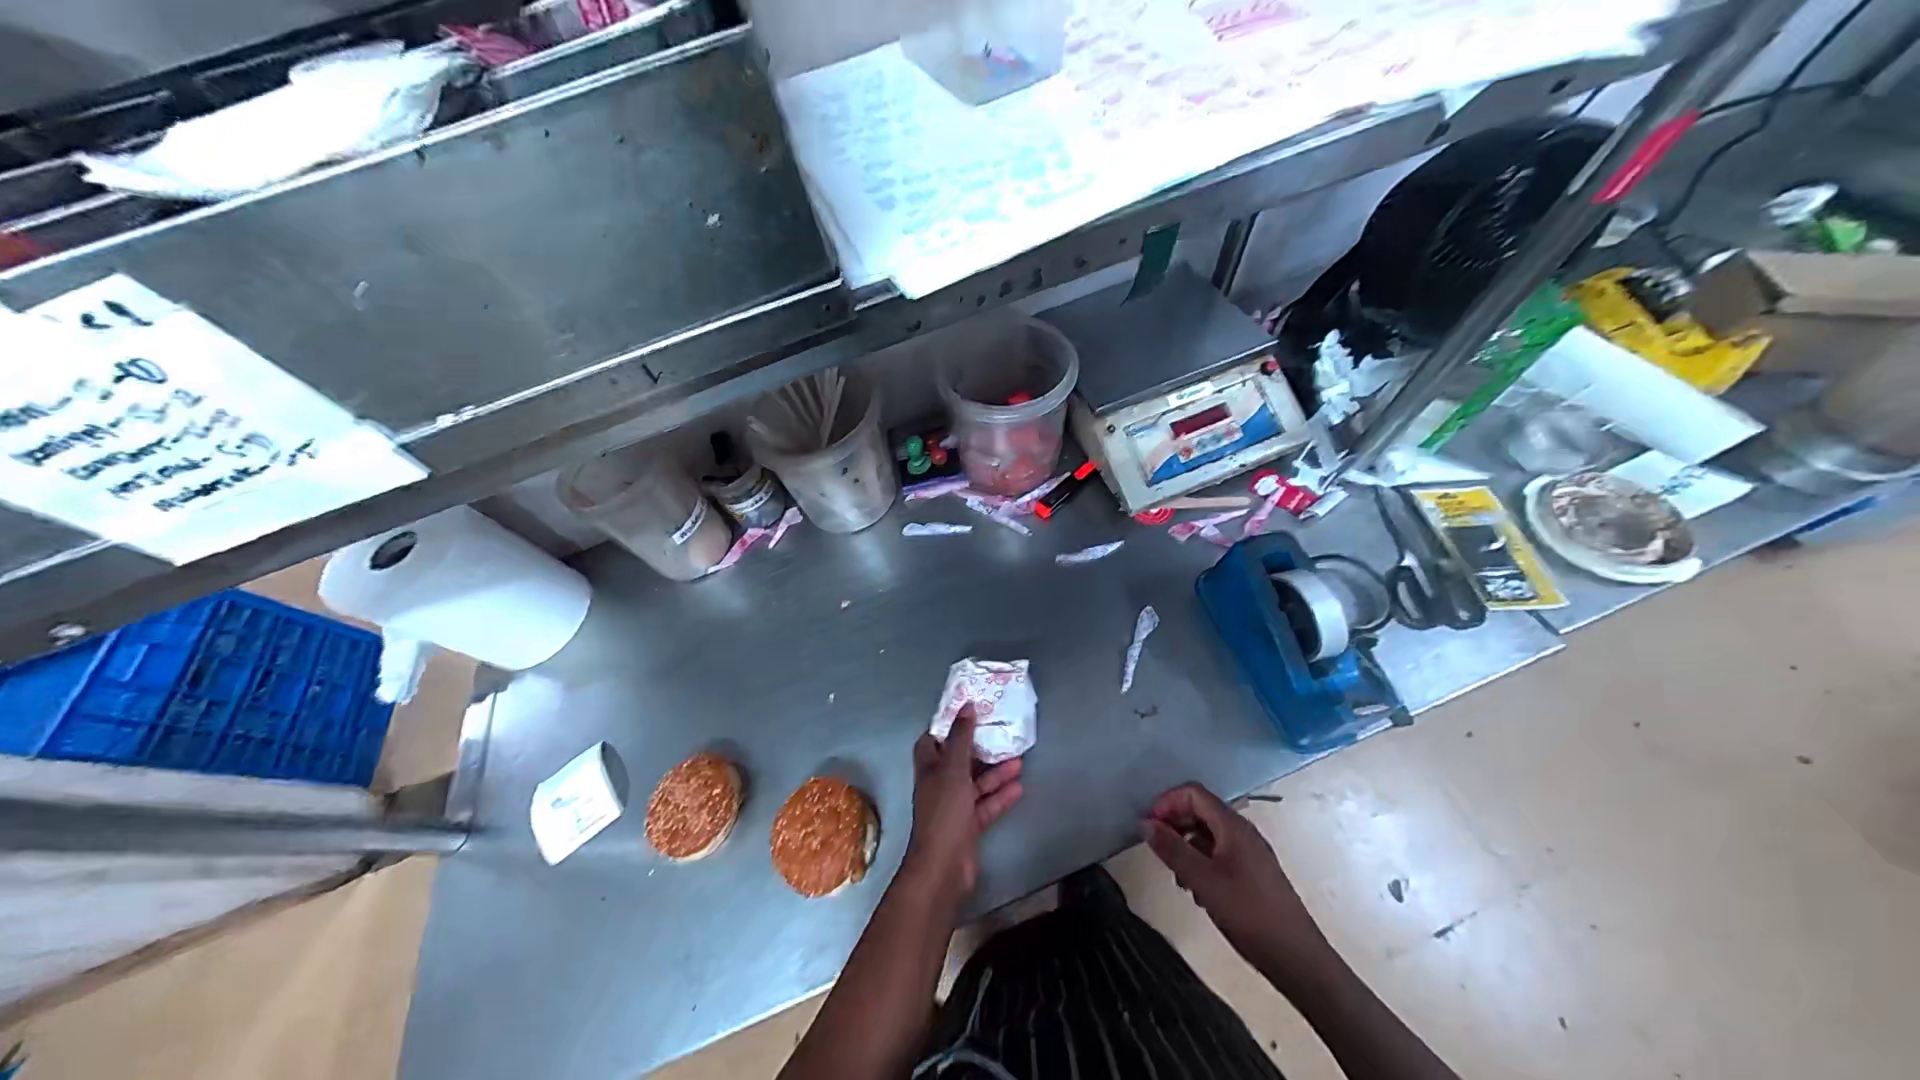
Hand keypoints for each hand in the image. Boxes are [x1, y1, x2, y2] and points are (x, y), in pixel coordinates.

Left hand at [904, 706, 1023, 901]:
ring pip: (976, 784)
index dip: (948, 727)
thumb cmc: (944, 811)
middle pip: (959, 761)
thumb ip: (961, 738)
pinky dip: (1000, 797)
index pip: (932, 740)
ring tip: (1019, 760)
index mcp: (929, 768)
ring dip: (996, 773)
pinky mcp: (968, 826)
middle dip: (980, 749)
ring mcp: (953, 807)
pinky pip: (986, 806)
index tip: (970, 714)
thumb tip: (967, 706)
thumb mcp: (953, 768)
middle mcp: (939, 785)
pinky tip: (1019, 788)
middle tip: (1002, 736)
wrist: (943, 865)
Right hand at [1141, 783, 1333, 981]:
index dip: (1167, 803)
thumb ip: (1172, 849)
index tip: (1148, 827)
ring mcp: (1250, 853)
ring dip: (1185, 846)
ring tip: (1177, 876)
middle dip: (1174, 824)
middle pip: (1200, 811)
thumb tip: (1145, 823)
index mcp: (1233, 826)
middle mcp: (1243, 832)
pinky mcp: (1252, 874)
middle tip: (1156, 850)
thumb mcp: (1203, 880)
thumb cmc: (1248, 913)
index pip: (1193, 794)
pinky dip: (1201, 863)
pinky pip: (1219, 854)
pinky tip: (1197, 891)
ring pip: (1208, 835)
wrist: (1297, 958)